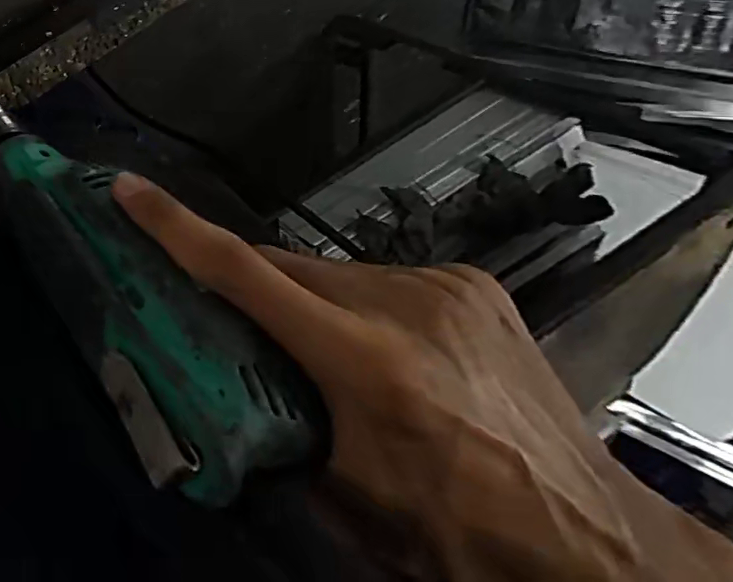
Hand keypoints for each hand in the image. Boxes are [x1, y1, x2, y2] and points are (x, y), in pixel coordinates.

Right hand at [111, 173, 732, 581]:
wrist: (604, 551)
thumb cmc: (463, 535)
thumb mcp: (345, 492)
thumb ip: (270, 425)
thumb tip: (211, 386)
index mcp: (366, 363)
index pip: (242, 272)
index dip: (174, 226)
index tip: (128, 188)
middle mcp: (403, 304)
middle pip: (280, 265)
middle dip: (245, 285)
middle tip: (225, 318)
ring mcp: (444, 286)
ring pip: (324, 268)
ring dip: (300, 296)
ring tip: (314, 346)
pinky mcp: (470, 282)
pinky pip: (373, 274)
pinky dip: (351, 299)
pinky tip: (375, 343)